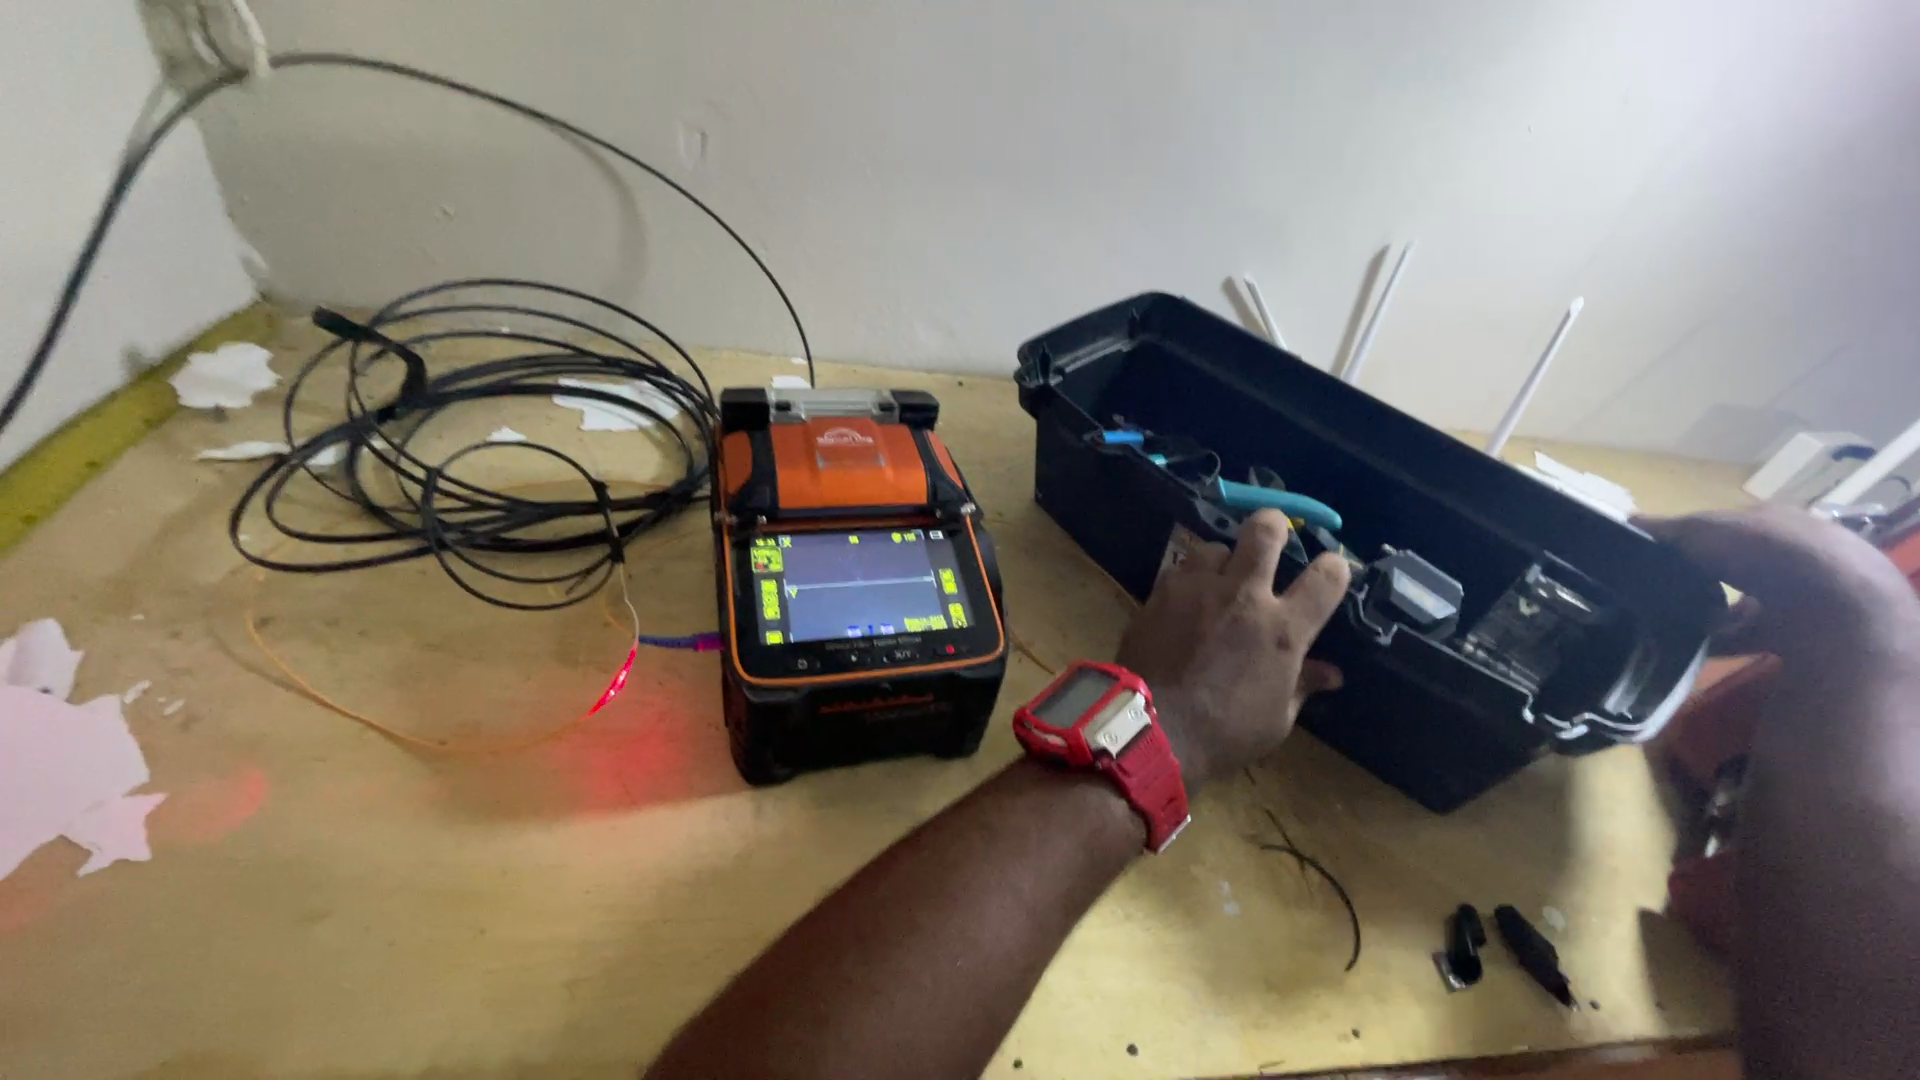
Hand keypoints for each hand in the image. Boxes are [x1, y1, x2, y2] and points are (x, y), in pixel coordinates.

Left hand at [1115, 509, 1351, 792]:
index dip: (1335, 567)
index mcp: (1283, 629)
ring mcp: (1197, 589)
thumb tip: (1330, 673)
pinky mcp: (1161, 592)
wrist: (1152, 727)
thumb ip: (1301, 685)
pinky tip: (1185, 598)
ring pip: (1215, 546)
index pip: (1326, 578)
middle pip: (1265, 532)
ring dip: (1222, 560)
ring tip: (1218, 580)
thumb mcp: (1276, 719)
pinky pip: (1181, 569)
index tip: (1330, 568)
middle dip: (1273, 526)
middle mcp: (1243, 596)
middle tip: (1271, 539)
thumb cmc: (1224, 733)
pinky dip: (1188, 578)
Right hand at [1638, 505, 1919, 666]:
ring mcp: (1800, 594)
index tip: (1657, 554)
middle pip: (1731, 565)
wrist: (1835, 609)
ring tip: (1672, 618)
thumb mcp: (1702, 528)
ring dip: (1706, 611)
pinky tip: (1692, 643)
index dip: (1689, 538)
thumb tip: (1625, 523)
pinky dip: (1718, 640)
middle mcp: (1793, 554)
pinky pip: (1746, 634)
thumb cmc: (1767, 553)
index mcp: (1776, 521)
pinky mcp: (1798, 628)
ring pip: (1739, 601)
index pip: (1724, 527)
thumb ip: (1663, 528)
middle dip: (1697, 577)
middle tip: (1661, 587)